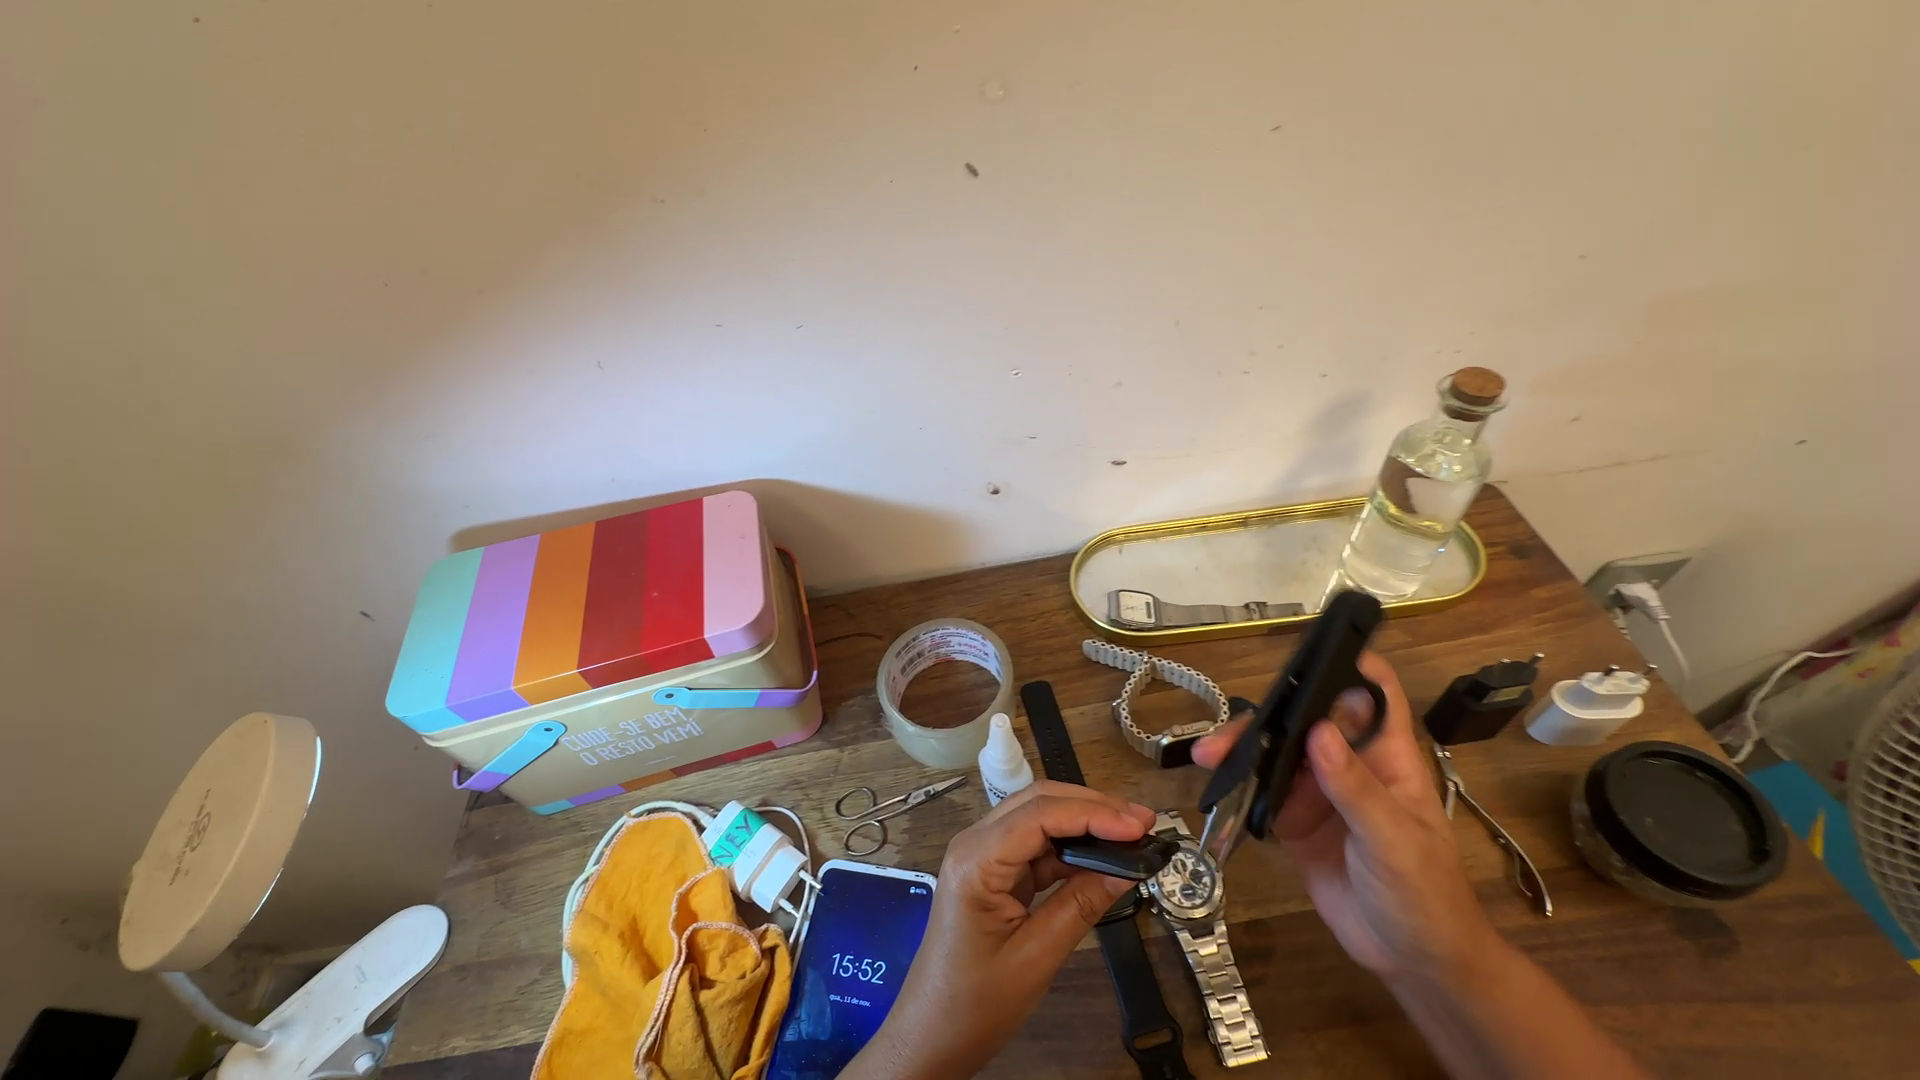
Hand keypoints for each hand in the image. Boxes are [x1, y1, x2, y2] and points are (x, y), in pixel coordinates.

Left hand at [843, 781, 1156, 1079]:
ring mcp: (982, 857)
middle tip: (1144, 823)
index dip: (1093, 812)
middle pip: (1038, 803)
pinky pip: (1035, 846)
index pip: (1040, 814)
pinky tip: (1102, 856)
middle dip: (1093, 807)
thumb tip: (1128, 868)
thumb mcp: (1036, 957)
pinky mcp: (992, 873)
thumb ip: (1081, 905)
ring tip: (1132, 835)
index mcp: (976, 860)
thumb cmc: (976, 1003)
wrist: (931, 1035)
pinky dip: (1071, 847)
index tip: (1139, 826)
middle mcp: (975, 845)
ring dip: (1084, 822)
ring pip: (1038, 819)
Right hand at [1192, 651, 1496, 980]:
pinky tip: (1216, 783)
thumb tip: (1319, 730)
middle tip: (1231, 732)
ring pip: (1277, 754)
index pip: (1372, 693)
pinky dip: (1237, 784)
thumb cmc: (1424, 893)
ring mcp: (1320, 793)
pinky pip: (1262, 792)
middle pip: (1306, 720)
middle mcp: (1350, 764)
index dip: (1347, 666)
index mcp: (1387, 756)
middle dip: (1269, 716)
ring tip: (1208, 757)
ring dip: (1243, 751)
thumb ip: (1356, 788)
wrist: (1411, 958)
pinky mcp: (1296, 822)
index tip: (1306, 652)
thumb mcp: (1395, 840)